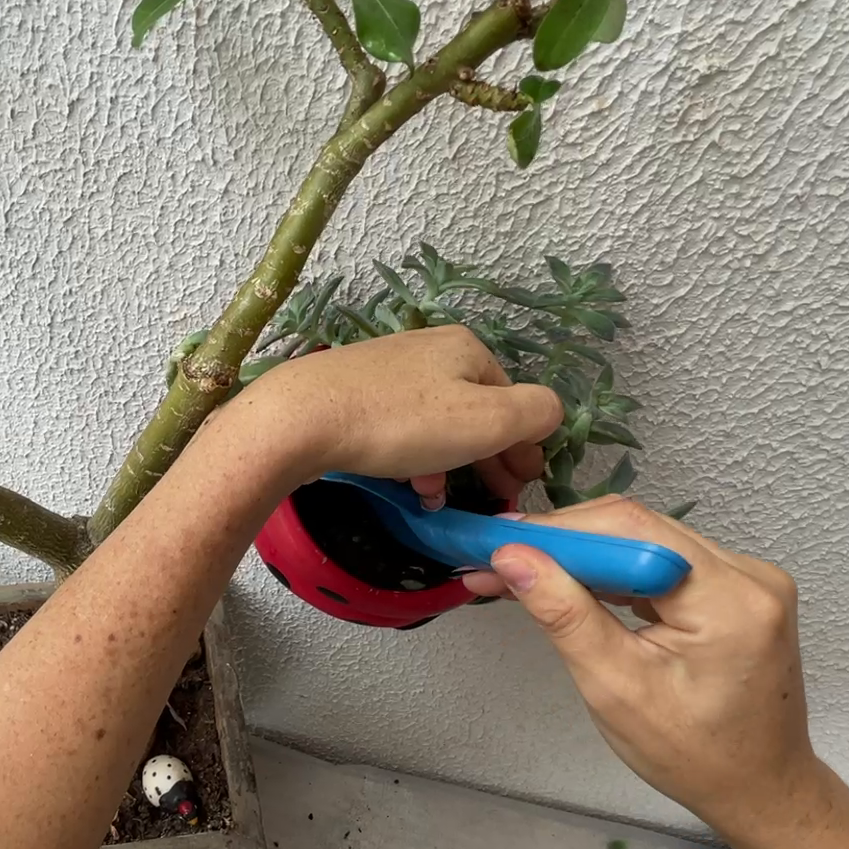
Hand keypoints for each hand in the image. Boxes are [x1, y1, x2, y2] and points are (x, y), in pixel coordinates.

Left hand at [229, 326, 562, 482]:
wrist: (300, 418)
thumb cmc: (401, 421)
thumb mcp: (487, 420)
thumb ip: (535, 413)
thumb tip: (548, 415)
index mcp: (466, 349)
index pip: (514, 400)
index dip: (522, 447)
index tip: (520, 488)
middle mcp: (426, 350)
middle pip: (473, 411)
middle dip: (485, 458)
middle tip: (489, 499)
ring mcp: (384, 369)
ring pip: (433, 423)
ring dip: (444, 463)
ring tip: (436, 499)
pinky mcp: (350, 392)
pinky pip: (395, 427)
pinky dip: (408, 456)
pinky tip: (403, 482)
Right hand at [466, 496, 819, 833]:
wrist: (757, 789)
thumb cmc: (689, 753)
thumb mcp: (612, 685)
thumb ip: (562, 614)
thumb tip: (510, 557)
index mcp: (729, 598)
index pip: (628, 530)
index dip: (555, 531)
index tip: (494, 541)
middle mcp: (746, 573)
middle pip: (634, 527)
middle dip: (559, 540)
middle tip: (496, 556)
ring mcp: (742, 577)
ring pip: (639, 539)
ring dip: (576, 553)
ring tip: (519, 569)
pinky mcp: (728, 587)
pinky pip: (653, 558)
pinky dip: (603, 568)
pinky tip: (564, 582)